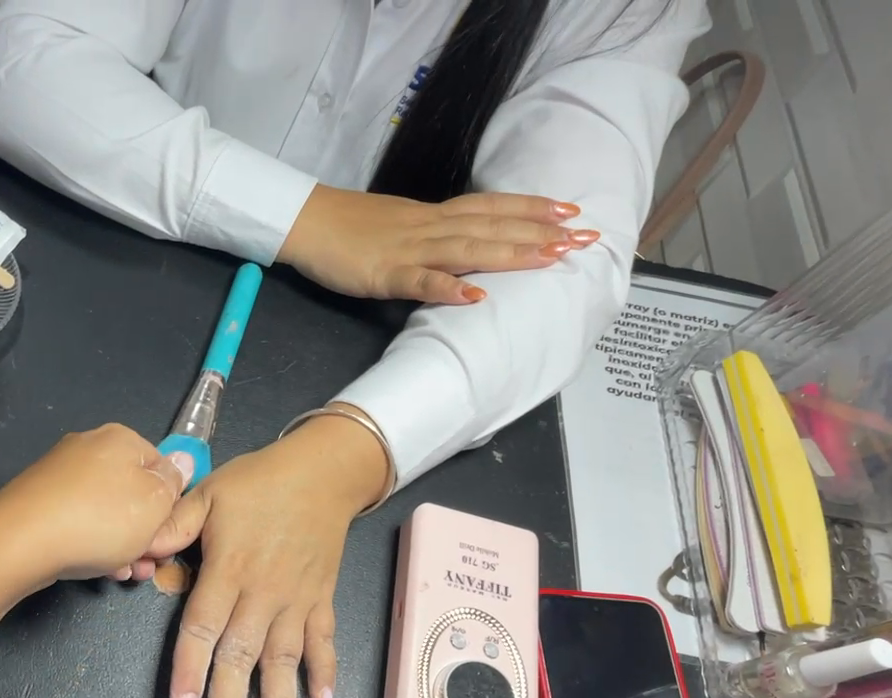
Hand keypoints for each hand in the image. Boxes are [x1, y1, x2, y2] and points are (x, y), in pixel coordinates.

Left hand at [0, 424, 191, 584]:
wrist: (20, 543)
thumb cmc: (100, 520)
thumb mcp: (155, 504)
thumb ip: (173, 484)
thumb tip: (182, 462)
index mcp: (120, 438)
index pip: (162, 467)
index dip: (170, 504)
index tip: (170, 535)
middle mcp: (88, 448)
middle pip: (132, 492)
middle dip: (145, 532)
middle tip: (147, 563)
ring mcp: (59, 474)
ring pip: (106, 512)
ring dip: (121, 544)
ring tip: (123, 573)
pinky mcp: (38, 501)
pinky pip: (78, 521)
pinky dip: (91, 543)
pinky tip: (96, 569)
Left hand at [140, 410, 387, 697]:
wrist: (322, 471)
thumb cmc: (257, 483)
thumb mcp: (208, 493)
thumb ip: (174, 525)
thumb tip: (141, 550)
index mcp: (230, 568)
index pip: (203, 627)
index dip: (190, 670)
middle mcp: (263, 592)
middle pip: (242, 655)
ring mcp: (297, 599)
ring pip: (285, 657)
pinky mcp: (322, 598)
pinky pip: (324, 640)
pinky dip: (325, 672)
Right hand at [278, 185, 596, 305]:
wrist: (308, 222)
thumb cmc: (348, 228)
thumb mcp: (397, 228)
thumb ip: (427, 239)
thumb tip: (453, 253)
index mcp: (431, 217)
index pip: (489, 208)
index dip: (530, 208)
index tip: (570, 210)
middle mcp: (429, 227)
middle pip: (491, 227)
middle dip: (539, 232)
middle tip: (584, 237)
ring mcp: (408, 250)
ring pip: (467, 248)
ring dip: (510, 253)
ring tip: (550, 257)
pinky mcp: (384, 274)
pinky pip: (420, 280)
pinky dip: (448, 286)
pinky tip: (475, 295)